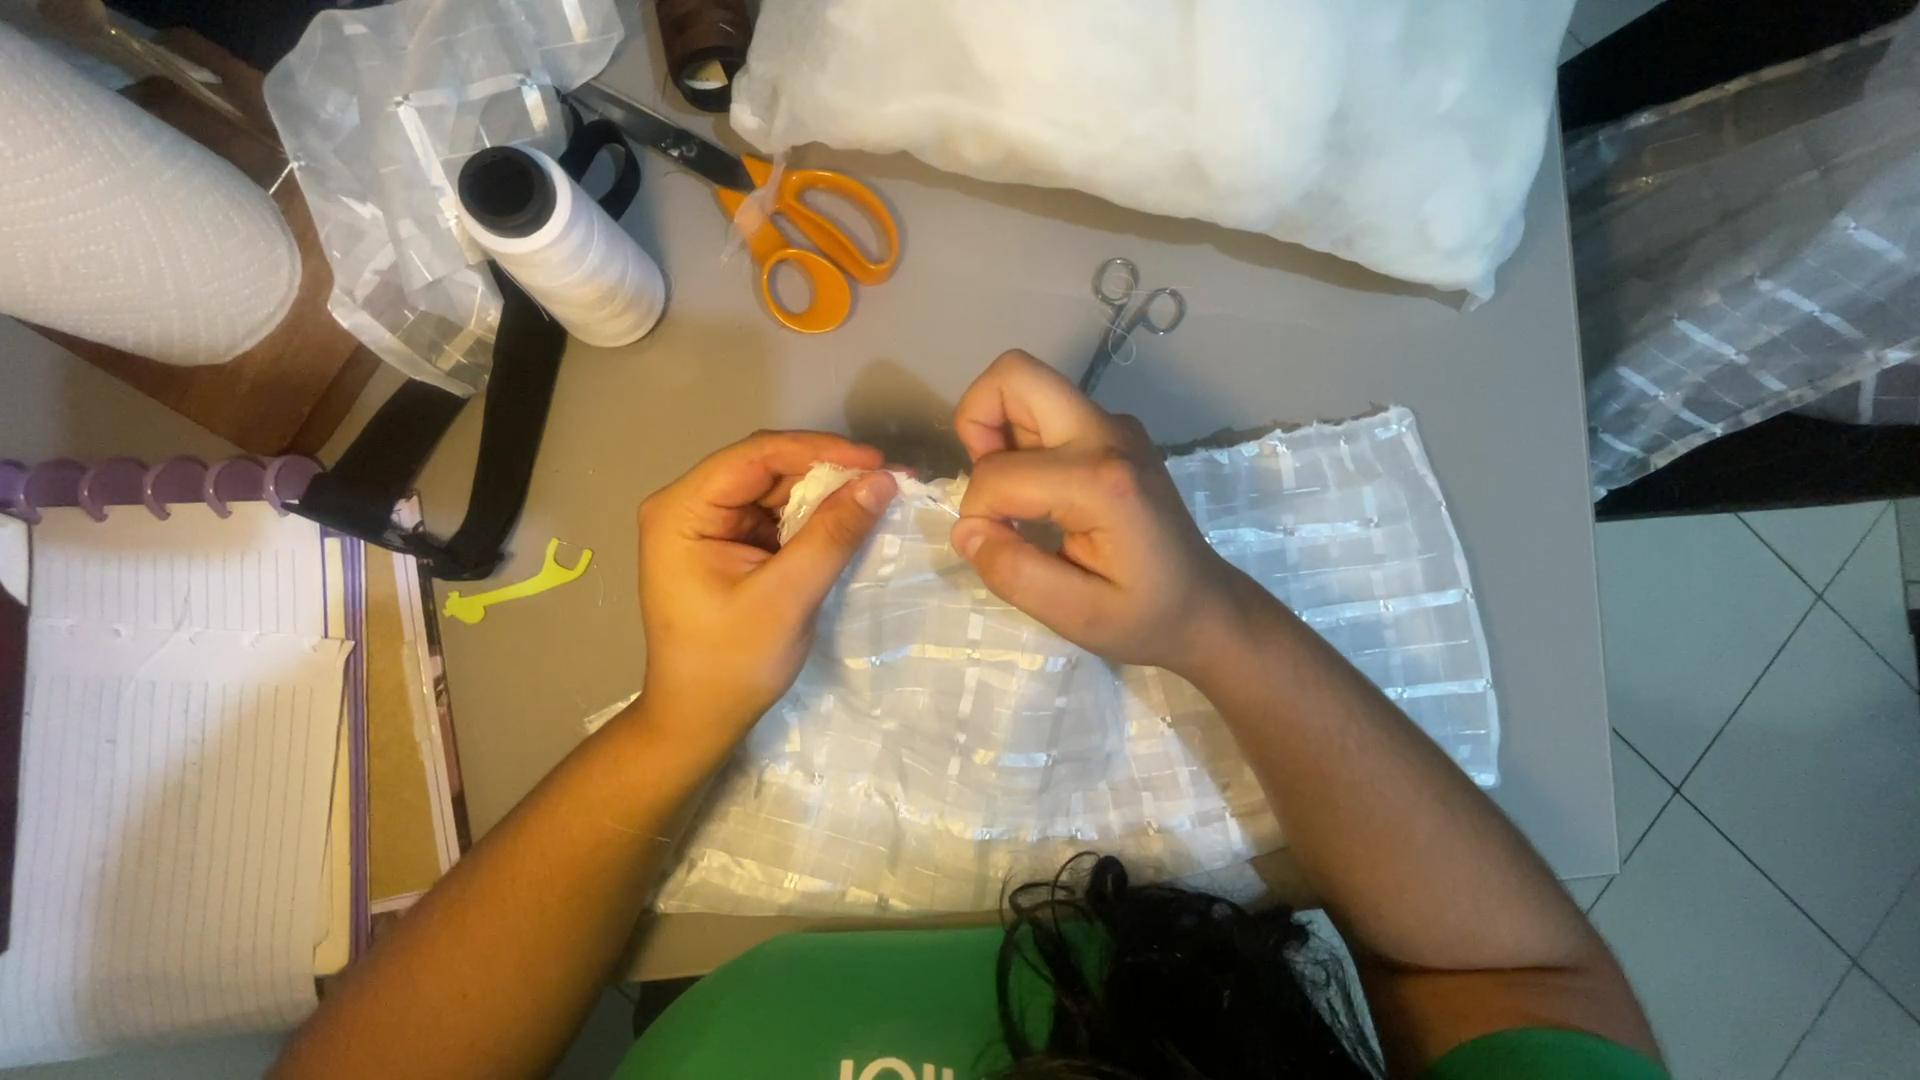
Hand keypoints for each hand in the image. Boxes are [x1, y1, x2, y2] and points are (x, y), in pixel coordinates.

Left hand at [636, 431, 896, 744]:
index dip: (819, 451)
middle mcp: (690, 506)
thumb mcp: (787, 597)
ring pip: (777, 488)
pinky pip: (779, 515)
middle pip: (767, 467)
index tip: (877, 462)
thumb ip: (833, 535)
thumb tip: (883, 481)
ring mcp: (710, 524)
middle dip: (829, 471)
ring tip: (880, 495)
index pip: (756, 456)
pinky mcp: (731, 544)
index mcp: (683, 510)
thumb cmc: (732, 662)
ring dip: (827, 492)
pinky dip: (816, 516)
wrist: (700, 719)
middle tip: (888, 479)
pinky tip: (851, 518)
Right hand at [949, 350, 1247, 675]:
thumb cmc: (1146, 616)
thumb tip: (966, 530)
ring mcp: (1114, 426)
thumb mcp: (1076, 617)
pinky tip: (1039, 495)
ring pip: (1028, 385)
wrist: (1205, 605)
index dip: (978, 514)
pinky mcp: (1113, 431)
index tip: (997, 547)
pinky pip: (1046, 410)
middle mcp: (1108, 434)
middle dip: (977, 422)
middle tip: (987, 482)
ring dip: (999, 431)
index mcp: (1101, 482)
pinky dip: (1021, 441)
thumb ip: (1014, 573)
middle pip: (1015, 375)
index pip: (999, 474)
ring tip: (1014, 495)